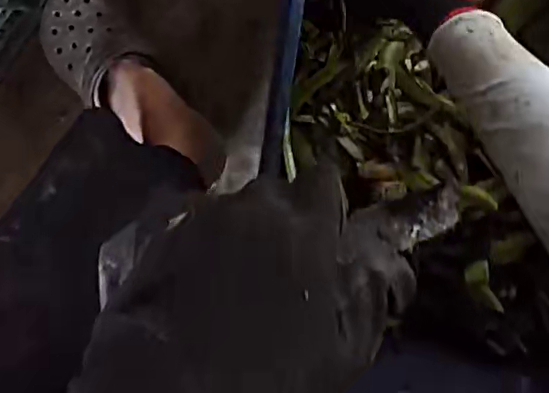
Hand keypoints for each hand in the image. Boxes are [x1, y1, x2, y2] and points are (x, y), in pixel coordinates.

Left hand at [74, 162, 411, 392]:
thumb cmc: (272, 379)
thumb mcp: (341, 354)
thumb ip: (369, 296)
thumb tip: (382, 262)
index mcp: (309, 224)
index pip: (325, 176)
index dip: (325, 200)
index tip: (321, 228)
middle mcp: (262, 202)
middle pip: (278, 191)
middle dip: (280, 217)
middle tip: (272, 262)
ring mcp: (211, 209)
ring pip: (234, 204)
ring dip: (237, 228)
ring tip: (225, 275)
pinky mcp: (167, 224)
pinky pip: (191, 216)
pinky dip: (195, 235)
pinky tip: (189, 274)